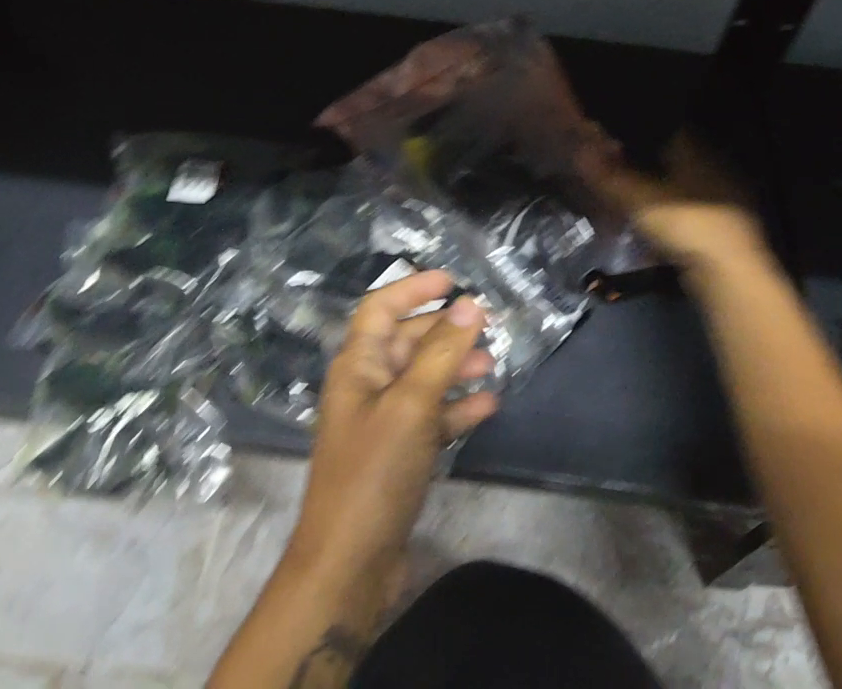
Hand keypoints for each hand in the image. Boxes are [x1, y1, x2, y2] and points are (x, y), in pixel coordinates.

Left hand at [283, 270, 498, 623]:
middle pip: (405, 342)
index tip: (452, 280)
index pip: (379, 309)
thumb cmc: (373, 472)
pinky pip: (430, 419)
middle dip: (442, 329)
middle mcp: (366, 387)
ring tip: (492, 363)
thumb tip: (469, 303)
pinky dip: (456, 409)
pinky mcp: (398, 456)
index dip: (412, 289)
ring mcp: (382, 423)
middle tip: (487, 324)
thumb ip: (440, 353)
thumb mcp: (410, 405)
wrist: (349, 562)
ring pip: (422, 380)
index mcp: (356, 366)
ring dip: (454, 367)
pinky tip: (487, 406)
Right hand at [578, 131, 773, 280]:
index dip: (637, 130)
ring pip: (681, 184)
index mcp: (696, 151)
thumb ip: (608, 176)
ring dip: (657, 190)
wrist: (731, 274)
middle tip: (615, 170)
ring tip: (629, 199)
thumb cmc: (685, 225)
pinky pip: (688, 210)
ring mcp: (722, 196)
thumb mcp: (638, 201)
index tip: (611, 136)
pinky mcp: (723, 225)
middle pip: (672, 156)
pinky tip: (653, 226)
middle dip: (644, 162)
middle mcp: (713, 166)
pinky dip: (669, 213)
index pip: (665, 127)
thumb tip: (579, 150)